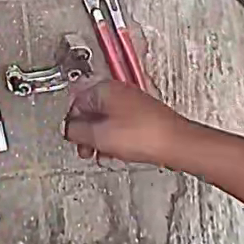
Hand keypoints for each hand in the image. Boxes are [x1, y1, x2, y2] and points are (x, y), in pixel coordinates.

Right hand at [62, 80, 199, 165]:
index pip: (75, 103)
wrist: (175, 144)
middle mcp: (119, 91)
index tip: (73, 139)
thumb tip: (67, 129)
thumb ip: (75, 131)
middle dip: (87, 133)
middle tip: (87, 149)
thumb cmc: (143, 136)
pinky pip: (121, 125)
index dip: (72, 124)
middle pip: (91, 112)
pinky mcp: (143, 116)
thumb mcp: (98, 136)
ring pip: (106, 120)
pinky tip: (118, 152)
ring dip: (101, 139)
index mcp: (104, 89)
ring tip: (103, 154)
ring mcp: (132, 103)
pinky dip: (115, 139)